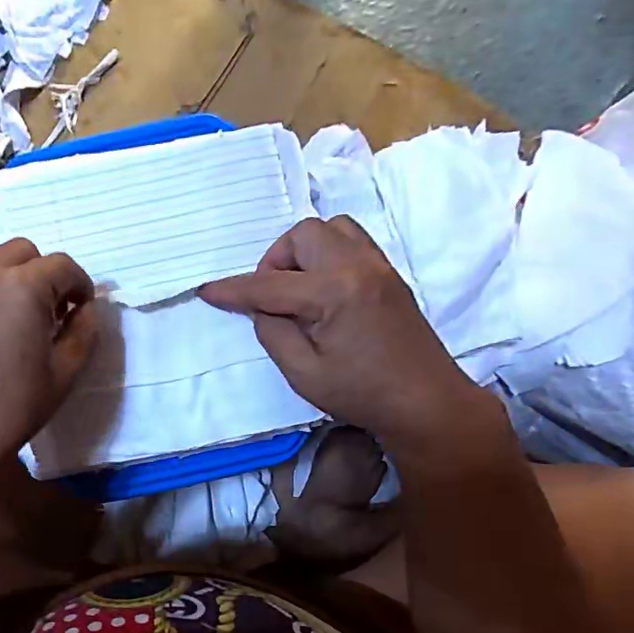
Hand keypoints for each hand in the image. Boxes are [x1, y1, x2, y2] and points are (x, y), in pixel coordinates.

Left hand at [0, 238, 98, 485]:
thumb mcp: (64, 373)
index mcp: (22, 287)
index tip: (81, 309)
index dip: (79, 285)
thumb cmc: (13, 407)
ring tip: (13, 324)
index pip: (62, 265)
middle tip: (49, 310)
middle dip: (42, 273)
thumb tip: (85, 311)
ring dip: (8, 284)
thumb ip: (83, 332)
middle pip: (21, 252)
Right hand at [198, 216, 485, 444]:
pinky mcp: (389, 276)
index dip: (234, 289)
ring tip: (296, 288)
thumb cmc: (361, 393)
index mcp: (335, 292)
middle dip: (276, 260)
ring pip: (332, 229)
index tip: (208, 291)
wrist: (426, 403)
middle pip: (304, 234)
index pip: (269, 284)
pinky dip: (327, 254)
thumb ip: (272, 331)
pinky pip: (352, 242)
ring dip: (304, 251)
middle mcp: (359, 267)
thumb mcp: (302, 372)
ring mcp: (379, 267)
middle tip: (270, 296)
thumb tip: (261, 307)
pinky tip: (321, 289)